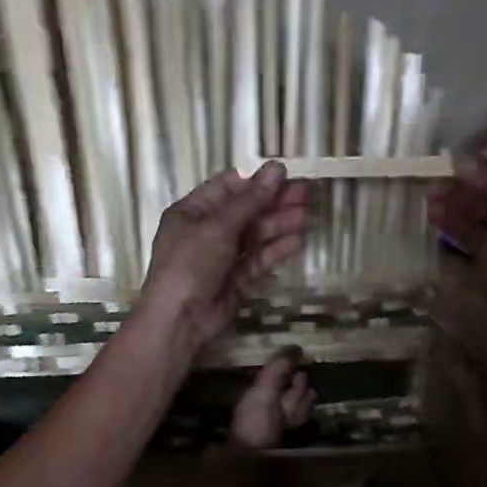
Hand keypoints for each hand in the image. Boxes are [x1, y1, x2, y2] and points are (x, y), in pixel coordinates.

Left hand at [138, 162, 310, 352]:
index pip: (227, 188)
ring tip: (307, 216)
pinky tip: (296, 241)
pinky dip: (276, 251)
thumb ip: (251, 200)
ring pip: (255, 236)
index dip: (256, 181)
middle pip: (246, 212)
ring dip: (280, 225)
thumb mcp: (218, 226)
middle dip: (275, 202)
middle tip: (307, 194)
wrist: (180, 318)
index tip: (286, 176)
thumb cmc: (190, 263)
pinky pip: (258, 261)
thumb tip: (277, 168)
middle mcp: (207, 232)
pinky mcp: (237, 281)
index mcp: (193, 211)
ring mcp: (223, 258)